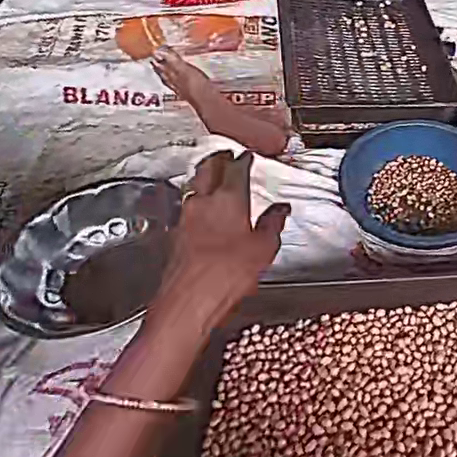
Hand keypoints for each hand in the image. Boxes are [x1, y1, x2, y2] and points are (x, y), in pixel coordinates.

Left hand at [150, 151, 288, 325]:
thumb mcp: (264, 247)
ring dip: (205, 178)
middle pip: (207, 169)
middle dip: (218, 159)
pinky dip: (198, 202)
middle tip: (227, 155)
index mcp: (228, 199)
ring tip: (214, 178)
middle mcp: (202, 203)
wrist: (189, 300)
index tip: (248, 156)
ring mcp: (185, 219)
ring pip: (195, 187)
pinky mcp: (176, 236)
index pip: (236, 168)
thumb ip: (273, 223)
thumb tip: (280, 210)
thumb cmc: (225, 274)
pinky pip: (188, 208)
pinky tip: (204, 212)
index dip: (244, 159)